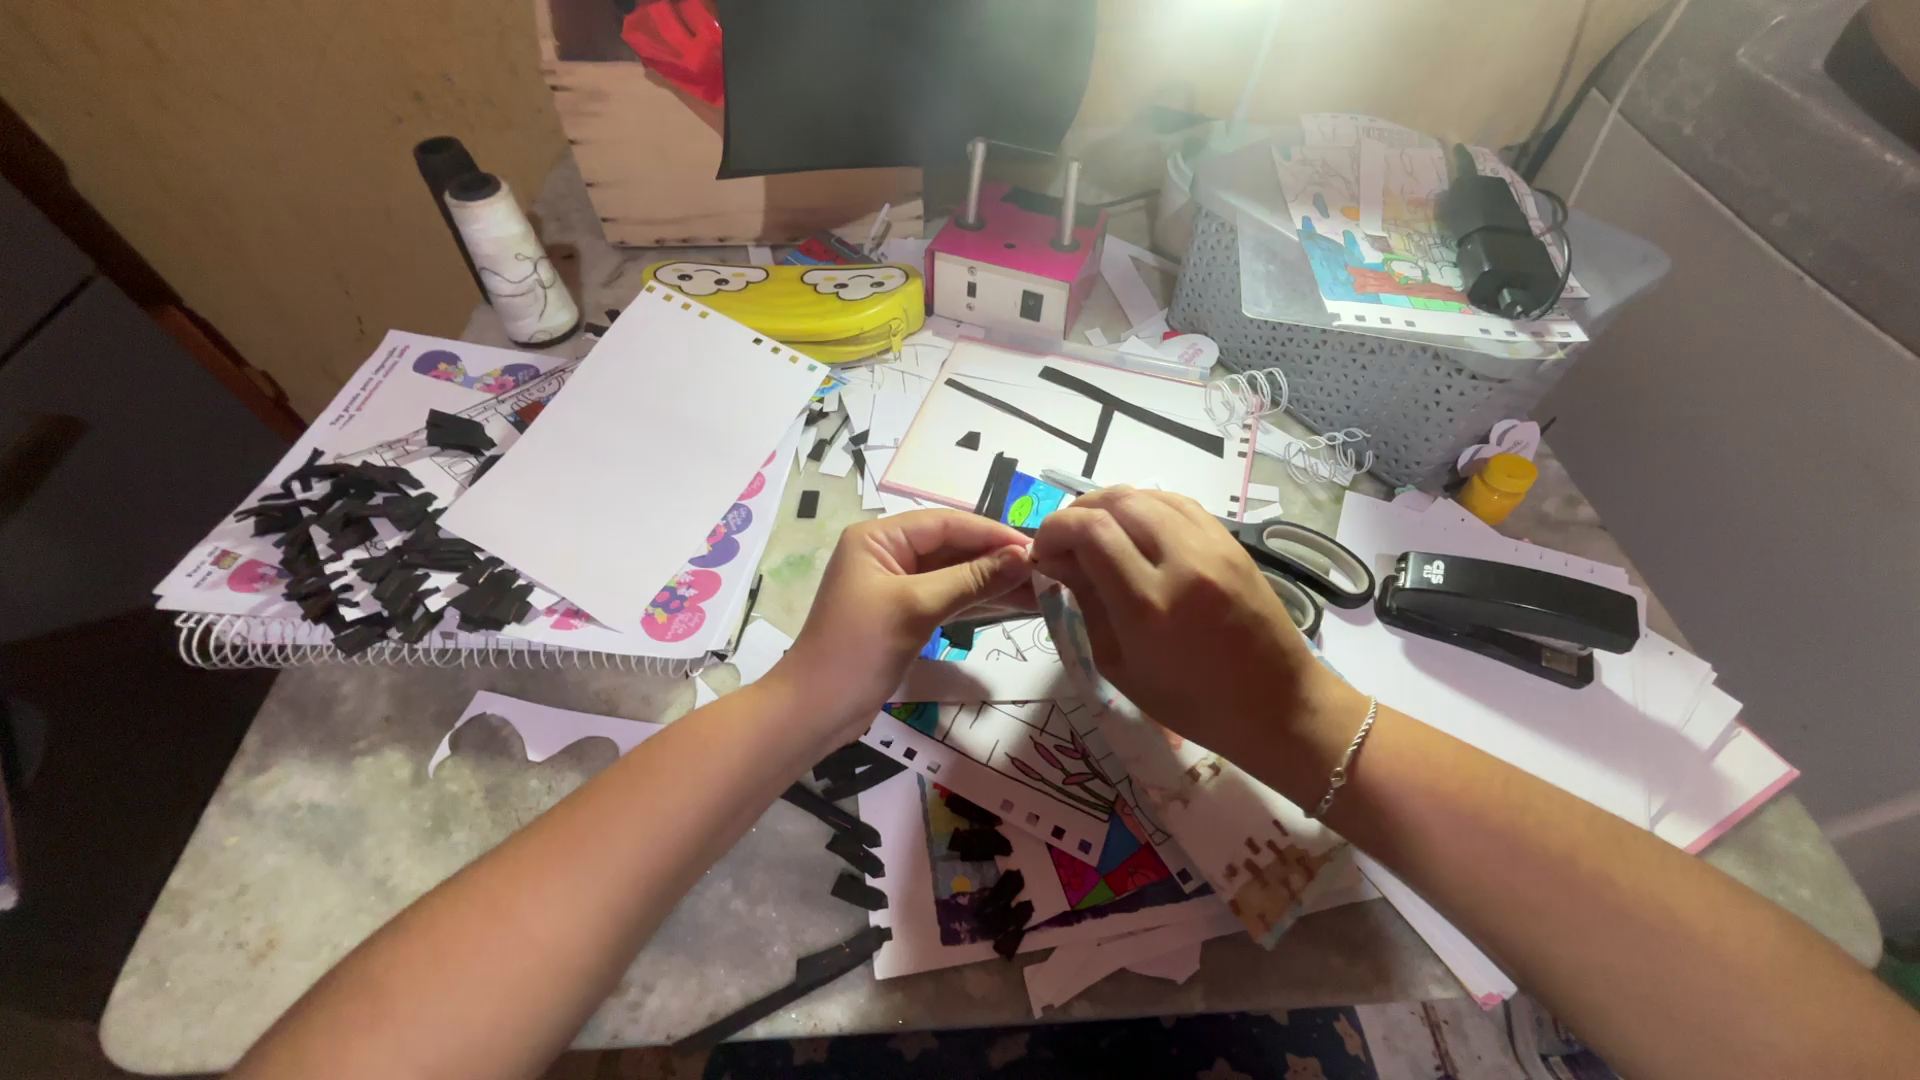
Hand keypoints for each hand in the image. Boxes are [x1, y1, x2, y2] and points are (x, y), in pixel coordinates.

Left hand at [769, 510, 1034, 752]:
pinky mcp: (906, 616)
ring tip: (1041, 591)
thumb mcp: (916, 608)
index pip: (947, 523)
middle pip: (954, 547)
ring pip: (955, 575)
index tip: (1038, 547)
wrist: (816, 710)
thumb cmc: (858, 649)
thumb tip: (1024, 558)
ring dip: (994, 583)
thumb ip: (971, 579)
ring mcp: (898, 586)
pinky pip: (949, 599)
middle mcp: (889, 554)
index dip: (993, 534)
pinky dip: (978, 602)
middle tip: (1048, 572)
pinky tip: (1014, 605)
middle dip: (998, 560)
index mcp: (879, 538)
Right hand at [1030, 488, 1365, 799]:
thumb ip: (1087, 604)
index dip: (1054, 531)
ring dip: (1109, 505)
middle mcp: (1182, 563)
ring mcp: (1212, 547)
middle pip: (1116, 502)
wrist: (1276, 705)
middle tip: (1063, 542)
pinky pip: (1177, 504)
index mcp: (1149, 604)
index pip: (1090, 532)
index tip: (1042, 553)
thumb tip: (1059, 562)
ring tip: (1094, 532)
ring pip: (1147, 494)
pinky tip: (1133, 528)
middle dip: (1077, 514)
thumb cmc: (1190, 703)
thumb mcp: (1120, 665)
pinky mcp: (1231, 542)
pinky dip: (1144, 506)